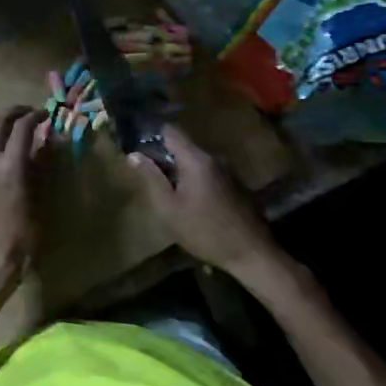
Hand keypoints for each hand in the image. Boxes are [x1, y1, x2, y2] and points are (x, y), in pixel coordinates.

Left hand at [0, 106, 48, 302]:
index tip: (46, 113)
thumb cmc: (25, 232)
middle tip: (29, 113)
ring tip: (15, 126)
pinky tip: (3, 147)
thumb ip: (41, 164)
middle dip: (13, 113)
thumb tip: (47, 140)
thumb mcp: (40, 197)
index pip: (22, 127)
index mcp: (10, 166)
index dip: (35, 116)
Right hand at [129, 125, 283, 277]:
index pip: (171, 132)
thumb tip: (134, 155)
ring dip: (180, 171)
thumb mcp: (169, 208)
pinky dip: (195, 180)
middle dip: (165, 157)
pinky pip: (209, 173)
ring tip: (168, 192)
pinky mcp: (235, 185)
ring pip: (196, 161)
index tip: (139, 151)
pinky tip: (191, 202)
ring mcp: (228, 171)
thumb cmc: (204, 231)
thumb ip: (151, 179)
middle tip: (149, 178)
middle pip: (184, 147)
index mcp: (196, 160)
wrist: (251, 253)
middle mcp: (214, 158)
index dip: (152, 137)